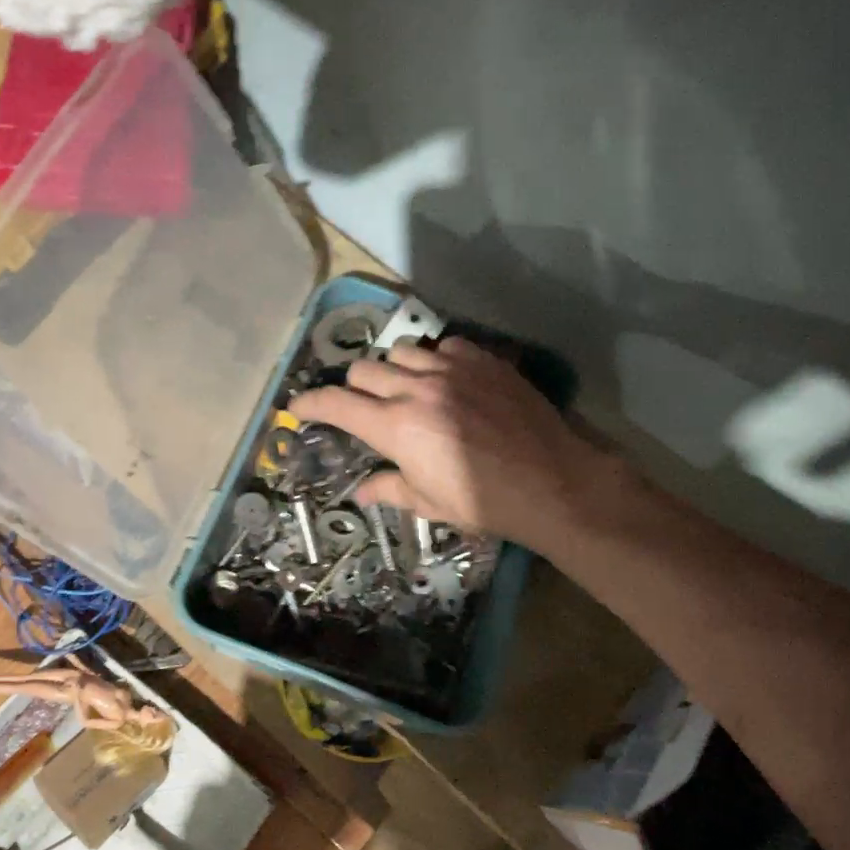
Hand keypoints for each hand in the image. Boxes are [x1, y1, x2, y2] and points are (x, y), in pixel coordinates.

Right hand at [287, 337, 609, 549]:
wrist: (552, 482)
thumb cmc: (485, 502)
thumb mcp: (429, 504)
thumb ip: (388, 488)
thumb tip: (360, 491)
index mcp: (396, 427)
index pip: (337, 404)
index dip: (310, 403)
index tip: (297, 406)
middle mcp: (417, 388)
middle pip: (363, 370)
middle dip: (352, 389)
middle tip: (361, 408)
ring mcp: (452, 368)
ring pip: (401, 352)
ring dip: (392, 371)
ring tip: (403, 390)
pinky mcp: (483, 360)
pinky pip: (442, 346)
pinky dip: (433, 360)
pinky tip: (444, 380)